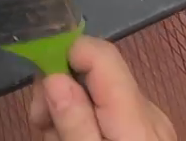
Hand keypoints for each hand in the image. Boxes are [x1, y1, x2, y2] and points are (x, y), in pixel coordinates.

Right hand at [26, 36, 174, 140]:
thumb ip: (75, 123)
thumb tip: (53, 76)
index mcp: (138, 117)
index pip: (99, 53)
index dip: (63, 53)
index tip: (37, 82)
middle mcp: (148, 111)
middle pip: (94, 71)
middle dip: (59, 88)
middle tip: (39, 121)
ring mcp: (149, 124)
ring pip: (96, 91)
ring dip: (67, 107)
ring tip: (53, 136)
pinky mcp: (144, 135)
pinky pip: (107, 111)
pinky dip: (84, 120)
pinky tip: (73, 138)